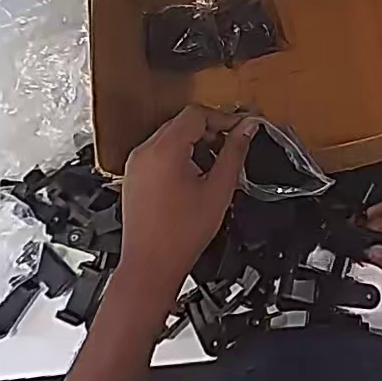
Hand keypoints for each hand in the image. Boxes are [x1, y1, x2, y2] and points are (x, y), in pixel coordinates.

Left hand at [118, 105, 258, 296]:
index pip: (196, 114)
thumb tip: (247, 128)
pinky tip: (196, 175)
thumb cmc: (181, 235)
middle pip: (183, 122)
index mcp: (165, 151)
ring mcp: (136, 164)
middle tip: (233, 144)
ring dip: (196, 142)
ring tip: (216, 164)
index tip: (241, 128)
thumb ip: (234, 152)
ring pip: (171, 136)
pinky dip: (180, 154)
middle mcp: (145, 152)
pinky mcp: (134, 176)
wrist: (151, 266)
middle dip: (211, 130)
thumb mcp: (219, 189)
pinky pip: (160, 151)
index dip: (223, 118)